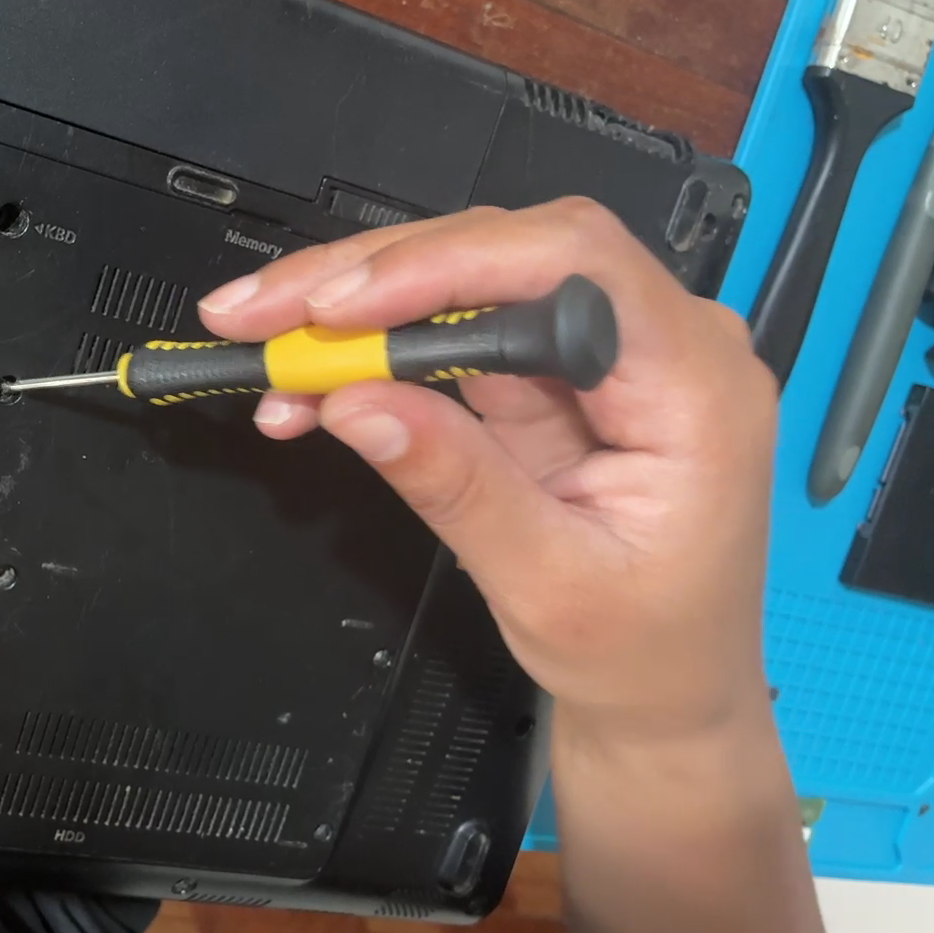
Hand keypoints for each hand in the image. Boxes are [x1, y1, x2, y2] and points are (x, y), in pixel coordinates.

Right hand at [196, 199, 778, 734]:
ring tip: (251, 339)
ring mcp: (576, 349)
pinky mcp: (525, 371)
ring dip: (338, 309)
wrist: (658, 680)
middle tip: (248, 313)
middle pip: (488, 252)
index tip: (330, 309)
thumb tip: (352, 404)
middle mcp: (638, 337)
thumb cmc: (635, 646)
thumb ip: (457, 485)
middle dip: (357, 277)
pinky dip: (352, 355)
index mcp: (685, 380)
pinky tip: (296, 388)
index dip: (441, 265)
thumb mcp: (547, 582)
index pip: (565, 264)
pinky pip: (427, 335)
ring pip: (445, 282)